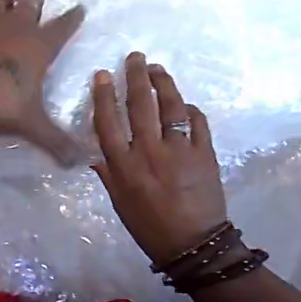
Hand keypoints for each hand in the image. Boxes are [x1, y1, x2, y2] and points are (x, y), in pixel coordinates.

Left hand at [0, 0, 87, 163]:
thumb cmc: (1, 106)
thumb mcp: (32, 125)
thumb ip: (57, 141)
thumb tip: (79, 161)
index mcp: (40, 45)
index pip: (65, 25)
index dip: (73, 17)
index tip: (79, 10)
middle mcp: (17, 26)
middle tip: (33, 7)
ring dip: (4, 4)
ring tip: (3, 16)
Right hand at [91, 54, 227, 263]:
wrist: (192, 244)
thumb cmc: (148, 226)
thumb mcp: (119, 201)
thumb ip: (107, 172)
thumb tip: (95, 151)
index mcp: (124, 166)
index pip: (108, 122)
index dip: (104, 95)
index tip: (103, 75)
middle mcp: (149, 152)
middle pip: (140, 105)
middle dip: (136, 76)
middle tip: (135, 57)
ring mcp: (179, 150)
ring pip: (170, 106)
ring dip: (163, 83)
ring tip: (157, 69)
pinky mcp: (205, 153)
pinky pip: (196, 122)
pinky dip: (189, 109)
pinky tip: (184, 104)